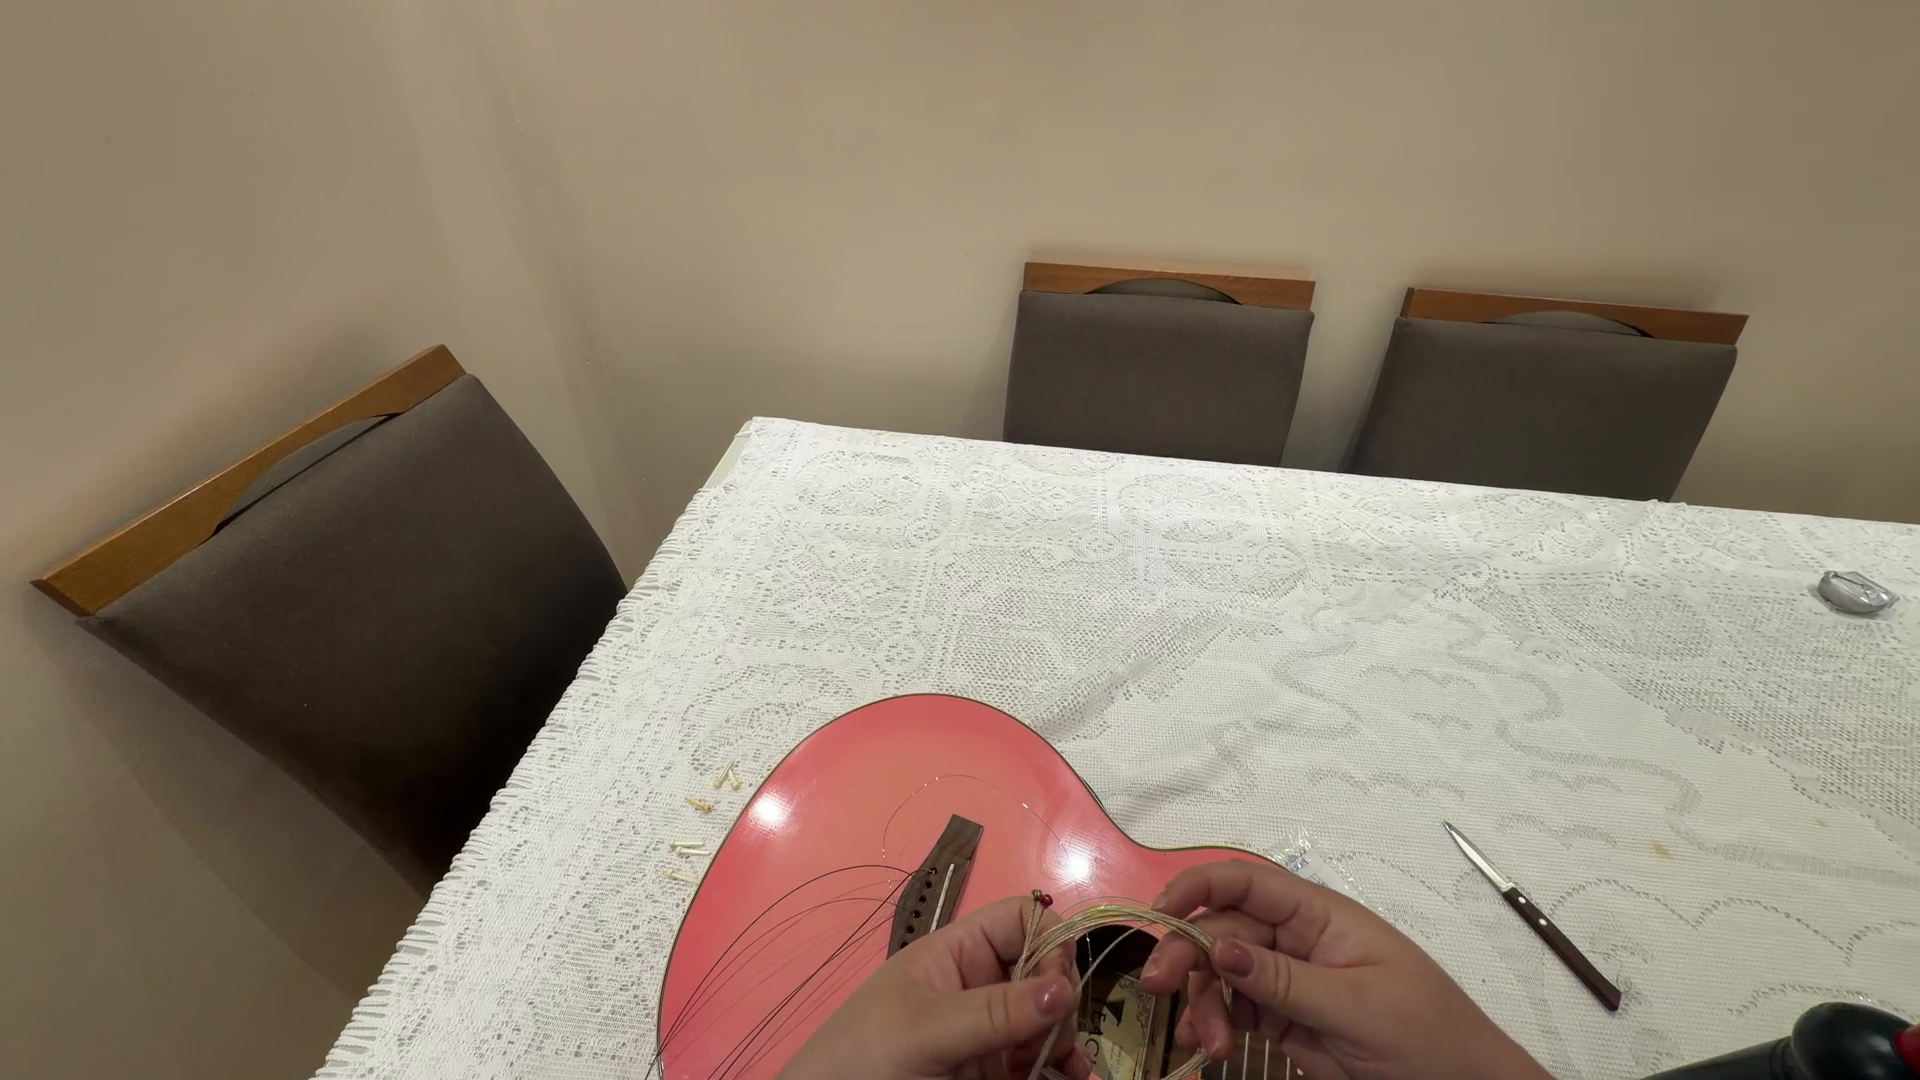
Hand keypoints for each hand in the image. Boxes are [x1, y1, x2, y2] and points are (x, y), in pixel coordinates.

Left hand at [777, 895, 1091, 1079]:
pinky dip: (1063, 1066)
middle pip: (1044, 970)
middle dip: (1061, 998)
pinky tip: (1077, 1079)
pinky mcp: (993, 1072)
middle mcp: (981, 984)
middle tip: (1059, 1038)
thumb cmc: (865, 1055)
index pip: (1020, 920)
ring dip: (1067, 1038)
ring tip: (1072, 1068)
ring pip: (1048, 1018)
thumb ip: (995, 1012)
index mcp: (959, 950)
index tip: (1060, 984)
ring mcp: (989, 1031)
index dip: (1049, 940)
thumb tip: (1065, 988)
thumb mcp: (926, 1029)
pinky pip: (1039, 1060)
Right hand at [1137, 860, 1550, 1079]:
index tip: (1162, 913)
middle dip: (1189, 953)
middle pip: (1224, 928)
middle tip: (1156, 985)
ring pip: (1222, 971)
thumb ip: (1284, 979)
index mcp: (1317, 914)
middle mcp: (1293, 937)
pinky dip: (1213, 1021)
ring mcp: (1286, 977)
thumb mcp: (1358, 1007)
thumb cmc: (1428, 1038)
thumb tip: (1217, 947)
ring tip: (1205, 1041)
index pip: (1246, 882)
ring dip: (1203, 999)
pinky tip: (1206, 1043)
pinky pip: (1234, 1007)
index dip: (1199, 886)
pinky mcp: (1283, 1017)